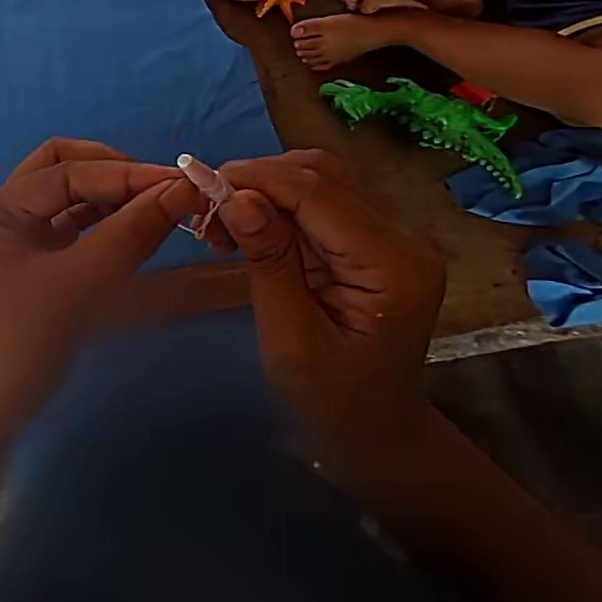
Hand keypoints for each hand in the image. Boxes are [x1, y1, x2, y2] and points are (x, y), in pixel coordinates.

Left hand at [0, 139, 198, 426]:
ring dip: (113, 194)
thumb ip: (129, 234)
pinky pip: (74, 224)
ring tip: (160, 205)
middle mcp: (2, 209)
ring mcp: (17, 233)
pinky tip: (137, 225)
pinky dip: (106, 219)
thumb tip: (182, 191)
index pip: (66, 172)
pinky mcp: (35, 258)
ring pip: (70, 194)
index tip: (180, 183)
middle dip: (113, 172)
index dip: (125, 175)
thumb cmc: (22, 344)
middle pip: (63, 168)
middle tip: (164, 190)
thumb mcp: (78, 284)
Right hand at [210, 151, 446, 447]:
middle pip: (320, 174)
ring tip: (223, 221)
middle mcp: (402, 236)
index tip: (199, 188)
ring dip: (263, 187)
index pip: (318, 193)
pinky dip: (274, 201)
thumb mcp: (290, 336)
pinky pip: (317, 197)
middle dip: (255, 179)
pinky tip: (247, 225)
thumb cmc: (330, 397)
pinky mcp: (371, 236)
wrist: (375, 427)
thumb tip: (236, 196)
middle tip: (206, 210)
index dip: (255, 179)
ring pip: (317, 176)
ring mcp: (390, 233)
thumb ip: (269, 260)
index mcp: (393, 264)